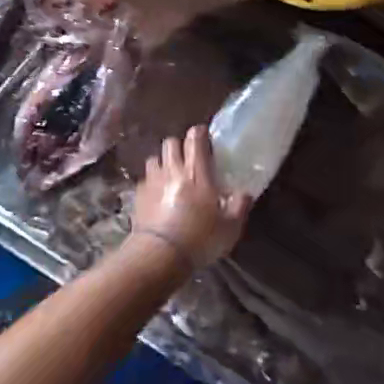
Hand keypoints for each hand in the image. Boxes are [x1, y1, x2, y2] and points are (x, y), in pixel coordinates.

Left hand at [131, 126, 250, 271]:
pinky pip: (146, 176)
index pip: (195, 142)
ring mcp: (152, 178)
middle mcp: (172, 170)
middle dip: (179, 145)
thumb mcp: (231, 227)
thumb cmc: (201, 238)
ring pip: (155, 157)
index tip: (202, 133)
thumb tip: (244, 192)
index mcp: (196, 174)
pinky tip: (158, 192)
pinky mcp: (139, 190)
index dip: (198, 134)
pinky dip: (153, 179)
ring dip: (164, 161)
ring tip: (171, 173)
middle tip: (188, 157)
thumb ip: (239, 206)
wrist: (161, 251)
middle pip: (170, 143)